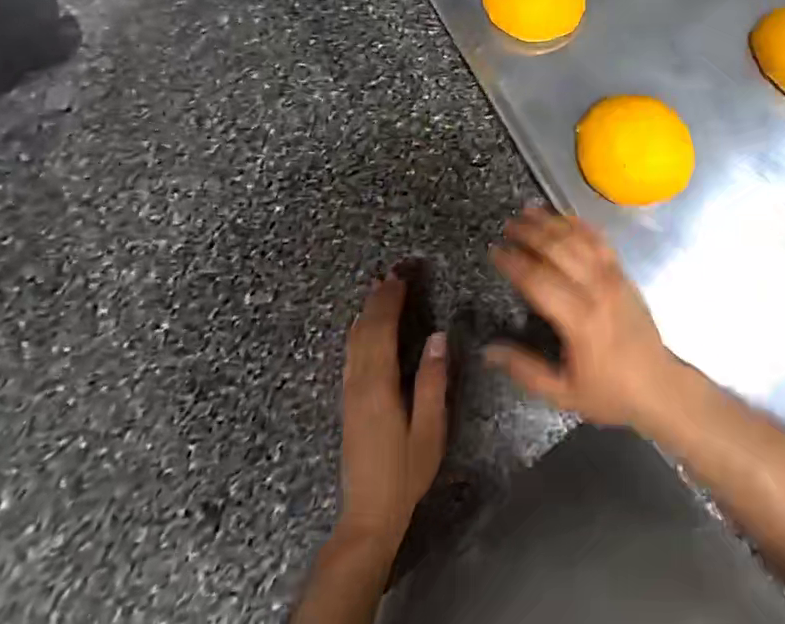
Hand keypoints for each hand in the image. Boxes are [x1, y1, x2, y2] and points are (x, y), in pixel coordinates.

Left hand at [337, 276, 446, 542]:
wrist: (369, 512)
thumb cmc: (406, 472)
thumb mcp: (429, 430)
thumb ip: (432, 382)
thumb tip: (437, 336)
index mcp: (378, 387)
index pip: (381, 332)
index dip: (390, 302)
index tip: (400, 277)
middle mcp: (358, 383)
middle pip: (364, 331)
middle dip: (377, 299)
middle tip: (391, 272)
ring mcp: (349, 392)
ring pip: (353, 341)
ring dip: (366, 311)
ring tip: (378, 288)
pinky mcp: (347, 401)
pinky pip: (350, 353)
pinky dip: (358, 330)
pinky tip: (364, 325)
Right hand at [485, 207, 683, 428]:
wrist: (661, 387)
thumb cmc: (610, 392)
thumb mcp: (563, 393)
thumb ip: (524, 369)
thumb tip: (488, 351)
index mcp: (579, 321)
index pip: (538, 280)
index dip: (514, 262)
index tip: (495, 251)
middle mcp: (597, 292)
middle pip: (558, 250)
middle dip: (530, 234)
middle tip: (507, 225)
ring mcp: (614, 279)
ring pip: (580, 240)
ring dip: (553, 223)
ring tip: (529, 211)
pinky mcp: (624, 275)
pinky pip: (602, 242)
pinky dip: (582, 226)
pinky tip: (566, 217)